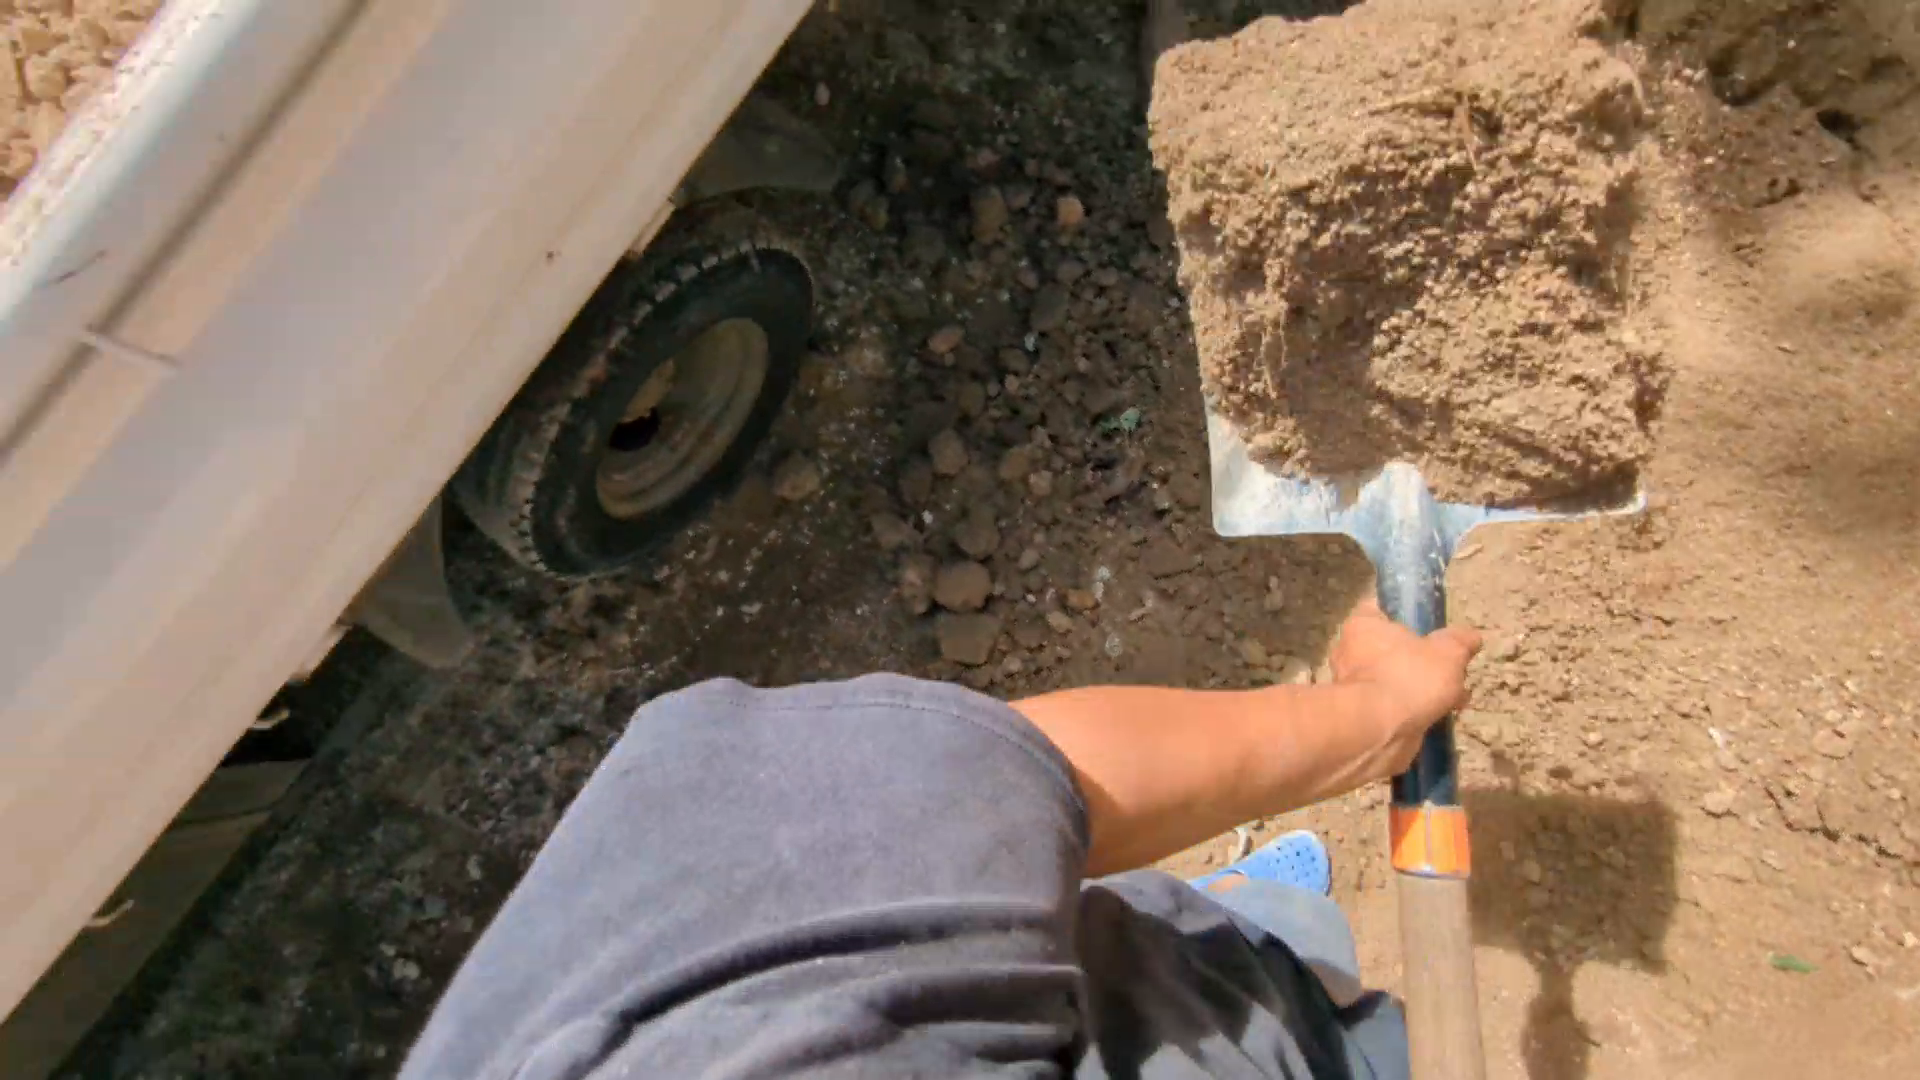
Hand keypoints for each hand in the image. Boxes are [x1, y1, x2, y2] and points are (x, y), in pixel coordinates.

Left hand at [1329, 599, 1482, 777]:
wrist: (1379, 728)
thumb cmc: (1408, 676)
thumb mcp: (1447, 652)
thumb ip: (1459, 640)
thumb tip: (1469, 635)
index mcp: (1362, 625)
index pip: (1378, 608)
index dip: (1403, 613)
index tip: (1428, 624)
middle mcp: (1349, 650)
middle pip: (1391, 646)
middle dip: (1423, 659)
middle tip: (1451, 669)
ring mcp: (1352, 682)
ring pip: (1394, 676)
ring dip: (1422, 687)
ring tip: (1455, 696)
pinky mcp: (1360, 710)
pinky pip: (1391, 702)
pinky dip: (1413, 707)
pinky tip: (1440, 715)